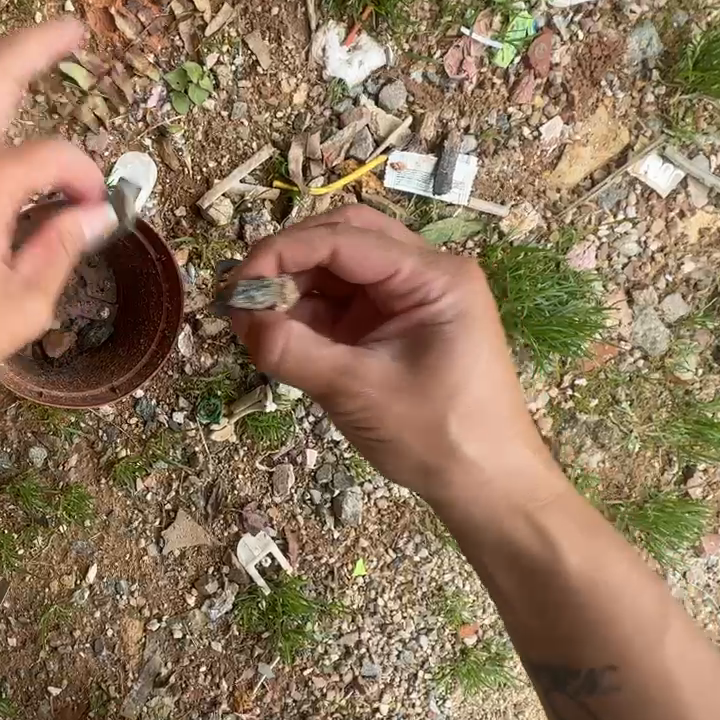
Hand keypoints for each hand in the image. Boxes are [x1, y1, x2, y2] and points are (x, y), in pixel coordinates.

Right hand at [227, 206, 566, 513]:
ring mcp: (400, 298)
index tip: (236, 286)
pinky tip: (273, 332)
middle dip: (286, 257)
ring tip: (251, 318)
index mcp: (431, 277)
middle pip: (340, 236)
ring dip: (289, 284)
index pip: (343, 239)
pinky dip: (298, 310)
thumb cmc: (434, 434)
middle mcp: (419, 274)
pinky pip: (333, 299)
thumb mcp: (355, 391)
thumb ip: (292, 351)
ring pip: (333, 265)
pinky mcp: (383, 324)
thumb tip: (238, 319)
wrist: (482, 484)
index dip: (282, 252)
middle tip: (244, 292)